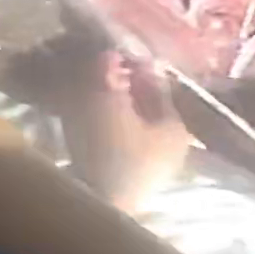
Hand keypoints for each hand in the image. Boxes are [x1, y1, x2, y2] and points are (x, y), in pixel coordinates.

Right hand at [65, 52, 191, 214]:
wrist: (102, 203)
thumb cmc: (111, 151)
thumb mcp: (106, 106)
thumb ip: (108, 77)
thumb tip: (109, 50)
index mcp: (176, 124)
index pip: (156, 83)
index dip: (131, 65)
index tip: (106, 50)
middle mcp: (171, 140)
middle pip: (141, 102)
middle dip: (115, 85)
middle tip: (87, 70)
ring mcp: (152, 160)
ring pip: (127, 118)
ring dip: (105, 102)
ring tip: (78, 90)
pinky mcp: (130, 171)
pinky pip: (116, 134)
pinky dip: (100, 120)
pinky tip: (80, 117)